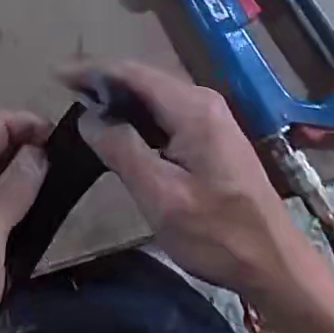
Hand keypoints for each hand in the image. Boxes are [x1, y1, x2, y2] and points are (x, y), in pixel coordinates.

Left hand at [0, 110, 50, 332]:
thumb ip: (14, 190)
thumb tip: (41, 148)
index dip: (33, 123)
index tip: (68, 142)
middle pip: (2, 148)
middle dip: (36, 150)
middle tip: (75, 168)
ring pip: (3, 181)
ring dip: (32, 183)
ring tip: (67, 194)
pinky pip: (0, 211)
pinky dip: (22, 210)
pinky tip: (43, 225)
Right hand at [61, 60, 306, 299]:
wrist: (274, 262)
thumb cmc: (217, 233)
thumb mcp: (162, 197)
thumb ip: (123, 150)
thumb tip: (90, 117)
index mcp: (192, 107)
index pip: (134, 73)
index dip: (94, 71)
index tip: (59, 75)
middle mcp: (203, 100)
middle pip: (145, 77)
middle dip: (104, 79)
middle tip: (66, 89)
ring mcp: (211, 116)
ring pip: (156, 93)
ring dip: (121, 95)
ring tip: (84, 102)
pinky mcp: (212, 134)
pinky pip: (167, 110)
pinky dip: (139, 112)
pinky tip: (120, 125)